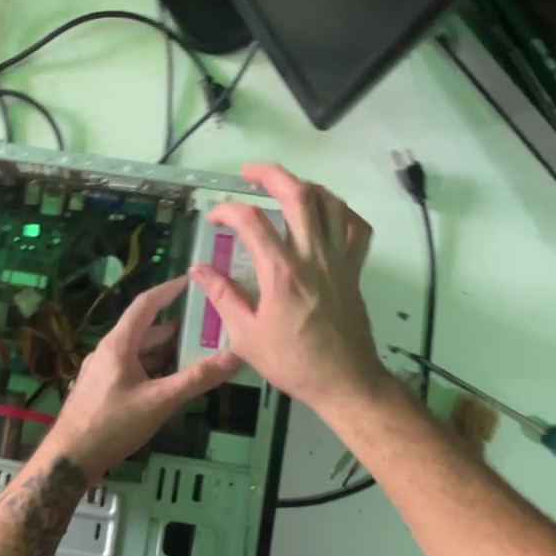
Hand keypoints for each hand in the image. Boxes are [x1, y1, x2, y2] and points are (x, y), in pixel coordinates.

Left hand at [45, 277, 241, 479]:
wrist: (70, 458)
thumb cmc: (112, 424)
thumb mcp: (159, 402)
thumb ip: (196, 379)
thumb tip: (234, 357)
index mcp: (119, 344)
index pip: (145, 304)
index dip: (169, 290)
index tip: (191, 281)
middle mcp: (108, 351)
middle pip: (144, 329)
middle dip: (174, 326)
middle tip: (206, 325)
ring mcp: (102, 370)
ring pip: (138, 351)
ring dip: (165, 349)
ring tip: (196, 351)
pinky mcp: (101, 388)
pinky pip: (131, 368)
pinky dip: (153, 367)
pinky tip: (170, 379)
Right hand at [188, 163, 392, 414]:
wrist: (345, 382)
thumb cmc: (292, 362)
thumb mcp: (245, 336)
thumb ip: (222, 296)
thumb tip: (199, 269)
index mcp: (281, 272)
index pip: (251, 220)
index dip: (227, 210)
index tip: (214, 219)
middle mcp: (313, 256)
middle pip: (297, 194)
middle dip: (270, 175)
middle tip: (249, 174)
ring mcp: (339, 260)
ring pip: (330, 203)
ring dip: (306, 186)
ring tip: (286, 188)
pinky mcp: (355, 270)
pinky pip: (357, 228)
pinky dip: (343, 212)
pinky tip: (327, 214)